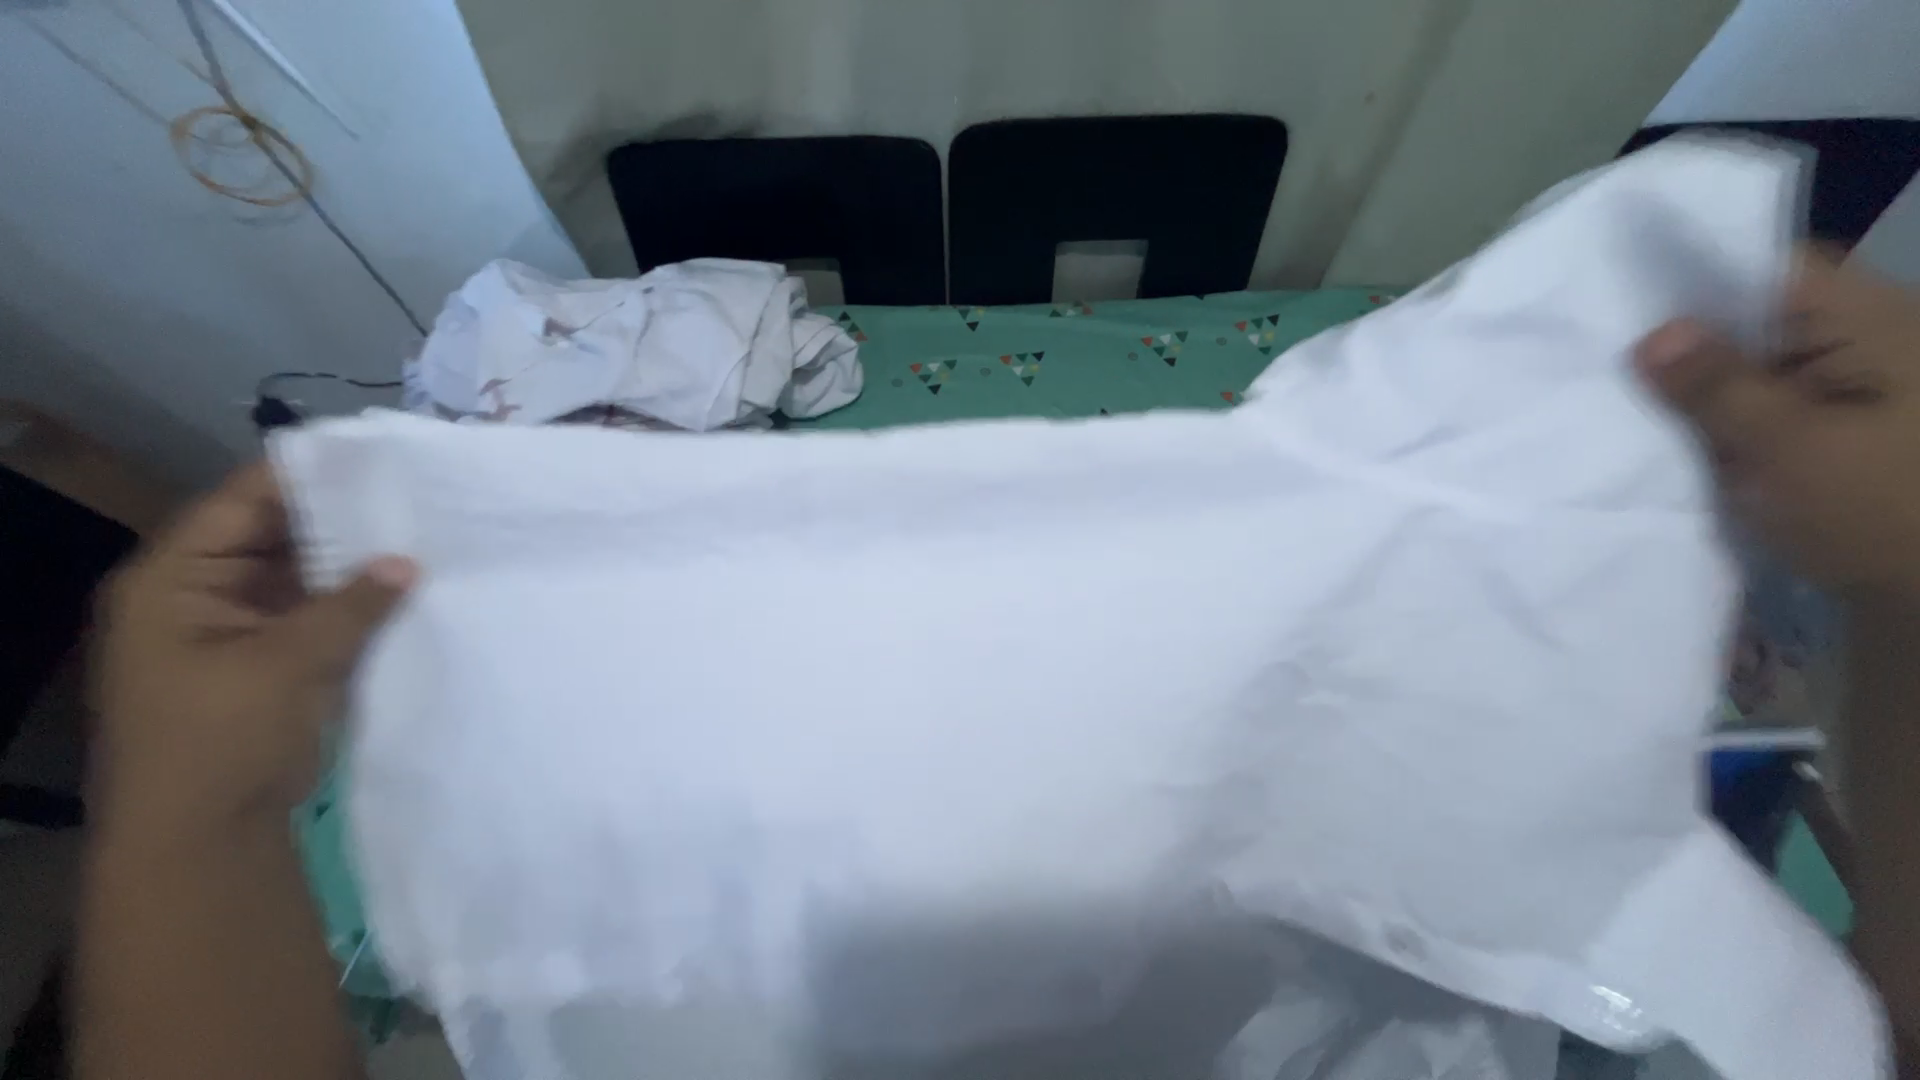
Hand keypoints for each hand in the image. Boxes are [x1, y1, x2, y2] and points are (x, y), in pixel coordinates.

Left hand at [91, 463, 415, 836]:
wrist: (205, 833)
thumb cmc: (221, 738)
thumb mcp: (287, 663)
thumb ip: (350, 605)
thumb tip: (406, 562)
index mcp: (175, 580)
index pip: (242, 503)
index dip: (305, 475)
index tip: (375, 456)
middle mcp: (202, 593)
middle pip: (276, 535)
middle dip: (341, 519)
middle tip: (414, 495)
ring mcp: (239, 627)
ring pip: (303, 574)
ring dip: (354, 562)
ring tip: (421, 534)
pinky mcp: (273, 659)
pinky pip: (318, 612)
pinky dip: (356, 601)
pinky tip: (407, 587)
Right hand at [1635, 253, 1919, 600]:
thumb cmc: (1883, 512)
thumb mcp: (1790, 447)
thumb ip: (1718, 387)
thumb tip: (1655, 333)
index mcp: (1875, 326)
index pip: (1774, 270)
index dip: (1698, 277)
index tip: (1620, 303)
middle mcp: (1864, 344)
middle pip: (1754, 315)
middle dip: (1679, 336)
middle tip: (1597, 354)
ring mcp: (1844, 391)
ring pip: (1746, 363)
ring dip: (1687, 382)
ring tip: (1610, 391)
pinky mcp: (1821, 432)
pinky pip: (1752, 404)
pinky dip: (1705, 415)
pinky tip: (1655, 429)